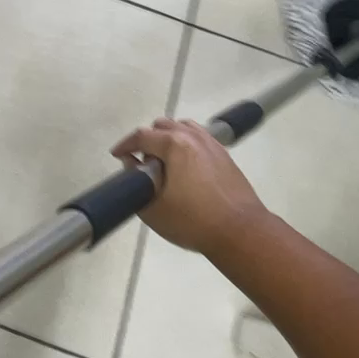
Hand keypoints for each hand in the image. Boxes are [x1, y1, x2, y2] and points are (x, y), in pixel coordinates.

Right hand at [110, 117, 271, 258]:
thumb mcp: (152, 207)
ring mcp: (212, 144)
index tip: (117, 155)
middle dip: (148, 140)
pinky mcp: (225, 156)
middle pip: (163, 126)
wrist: (241, 232)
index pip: (142, 135)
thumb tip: (131, 163)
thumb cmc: (192, 220)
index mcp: (174, 144)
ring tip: (164, 161)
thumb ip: (135, 180)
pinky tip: (186, 165)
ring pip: (183, 128)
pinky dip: (186, 143)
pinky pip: (199, 138)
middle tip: (143, 163)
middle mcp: (193, 136)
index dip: (125, 144)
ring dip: (168, 138)